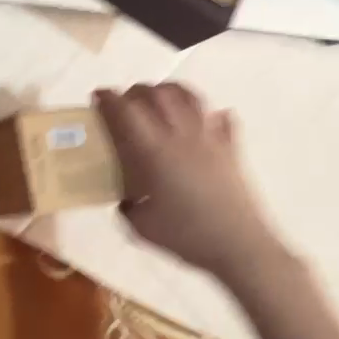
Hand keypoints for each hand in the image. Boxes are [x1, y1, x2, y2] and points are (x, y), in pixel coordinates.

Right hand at [94, 83, 292, 283]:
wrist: (240, 248)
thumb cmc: (186, 236)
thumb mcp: (141, 226)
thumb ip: (128, 207)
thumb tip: (126, 200)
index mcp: (154, 151)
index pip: (126, 111)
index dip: (108, 98)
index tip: (98, 96)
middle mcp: (181, 136)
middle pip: (157, 94)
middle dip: (136, 91)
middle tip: (125, 102)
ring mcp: (210, 139)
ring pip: (189, 97)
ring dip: (169, 91)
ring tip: (160, 98)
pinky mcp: (231, 150)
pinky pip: (222, 120)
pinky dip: (210, 113)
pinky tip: (207, 118)